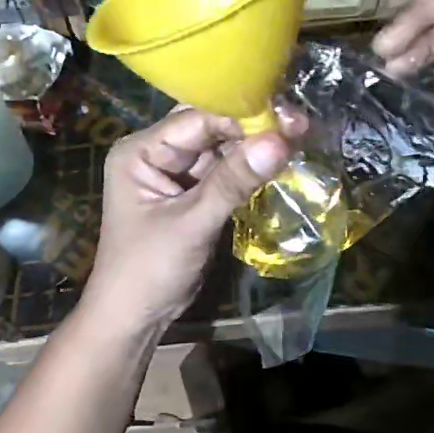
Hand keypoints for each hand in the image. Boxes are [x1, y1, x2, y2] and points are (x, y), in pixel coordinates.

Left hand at [82, 108, 291, 327]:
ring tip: (299, 137)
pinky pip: (224, 172)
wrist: (133, 317)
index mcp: (141, 151)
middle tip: (299, 124)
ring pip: (220, 149)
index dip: (241, 116)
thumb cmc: (148, 270)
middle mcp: (156, 154)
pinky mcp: (192, 195)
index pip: (196, 120)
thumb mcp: (191, 224)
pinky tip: (280, 160)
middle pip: (209, 128)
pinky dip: (248, 169)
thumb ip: (233, 182)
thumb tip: (279, 141)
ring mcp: (174, 175)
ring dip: (254, 146)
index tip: (287, 117)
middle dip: (251, 126)